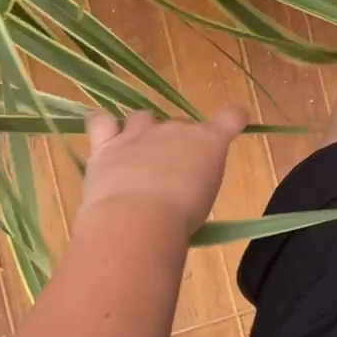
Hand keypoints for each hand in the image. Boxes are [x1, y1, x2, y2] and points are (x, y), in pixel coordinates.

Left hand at [79, 108, 246, 236]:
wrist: (138, 219)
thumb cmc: (183, 214)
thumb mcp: (205, 195)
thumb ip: (199, 176)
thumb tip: (187, 178)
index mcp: (210, 141)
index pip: (231, 117)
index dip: (234, 118)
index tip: (235, 122)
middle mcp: (178, 129)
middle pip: (181, 123)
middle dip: (177, 140)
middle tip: (172, 168)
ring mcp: (140, 134)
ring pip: (142, 117)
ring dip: (142, 129)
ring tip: (138, 151)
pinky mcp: (106, 145)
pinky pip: (100, 120)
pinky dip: (102, 122)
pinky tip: (104, 131)